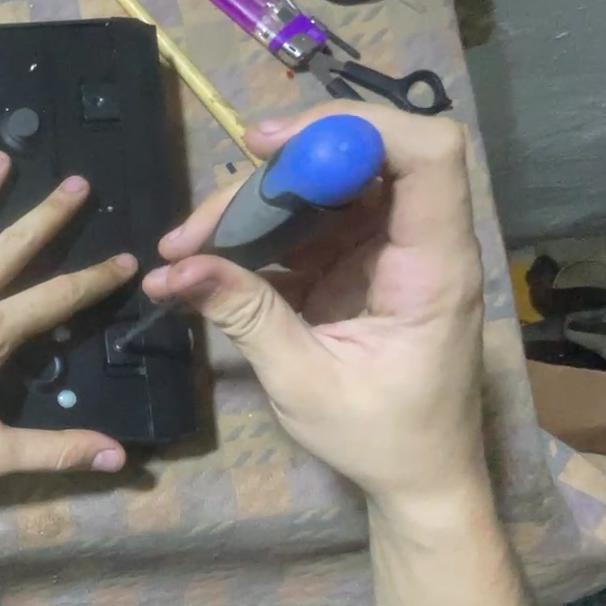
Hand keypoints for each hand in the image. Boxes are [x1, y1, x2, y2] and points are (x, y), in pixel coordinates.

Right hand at [148, 103, 487, 509]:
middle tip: (190, 231)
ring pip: (315, 202)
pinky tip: (204, 268)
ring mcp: (380, 258)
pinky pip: (300, 239)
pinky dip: (251, 248)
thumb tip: (176, 273)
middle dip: (263, 188)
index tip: (264, 145)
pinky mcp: (352, 275)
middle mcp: (412, 245)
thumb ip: (245, 317)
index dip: (350, 130)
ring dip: (246, 218)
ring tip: (182, 251)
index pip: (422, 156)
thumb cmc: (377, 435)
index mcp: (429, 267)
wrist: (413, 475)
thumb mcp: (301, 379)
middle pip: (347, 172)